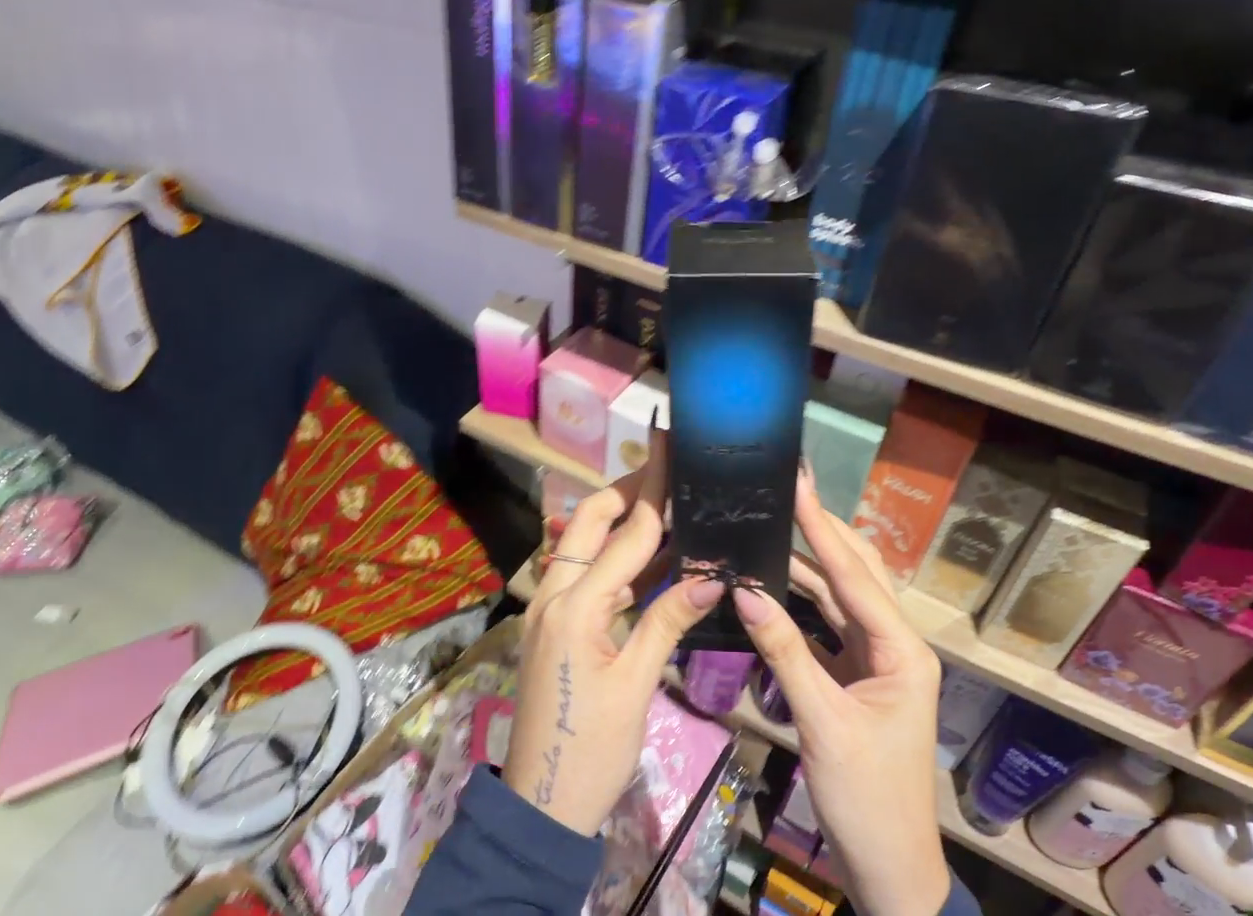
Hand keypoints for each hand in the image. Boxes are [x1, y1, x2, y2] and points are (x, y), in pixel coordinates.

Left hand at [503, 487, 724, 835]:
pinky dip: (613, 561)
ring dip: (619, 524)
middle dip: (625, 493)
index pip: (624, 536)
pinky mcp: (552, 628)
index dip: (654, 492)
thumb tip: (711, 576)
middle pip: (587, 524)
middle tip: (668, 473)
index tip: (670, 449)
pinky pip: (583, 578)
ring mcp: (547, 611)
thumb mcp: (636, 686)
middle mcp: (553, 596)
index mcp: (575, 607)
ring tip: (666, 506)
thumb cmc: (592, 749)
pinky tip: (648, 560)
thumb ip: (667, 622)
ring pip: (582, 548)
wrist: (541, 803)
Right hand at [737, 465, 951, 915]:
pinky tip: (775, 583)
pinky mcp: (856, 678)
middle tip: (787, 489)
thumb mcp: (822, 721)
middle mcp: (894, 645)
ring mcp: (876, 661)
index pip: (854, 576)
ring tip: (773, 524)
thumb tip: (745, 590)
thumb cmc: (866, 795)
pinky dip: (801, 604)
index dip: (821, 528)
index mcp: (903, 650)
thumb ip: (784, 651)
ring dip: (808, 565)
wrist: (889, 864)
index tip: (797, 484)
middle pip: (856, 575)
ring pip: (840, 599)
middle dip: (821, 531)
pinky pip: (827, 627)